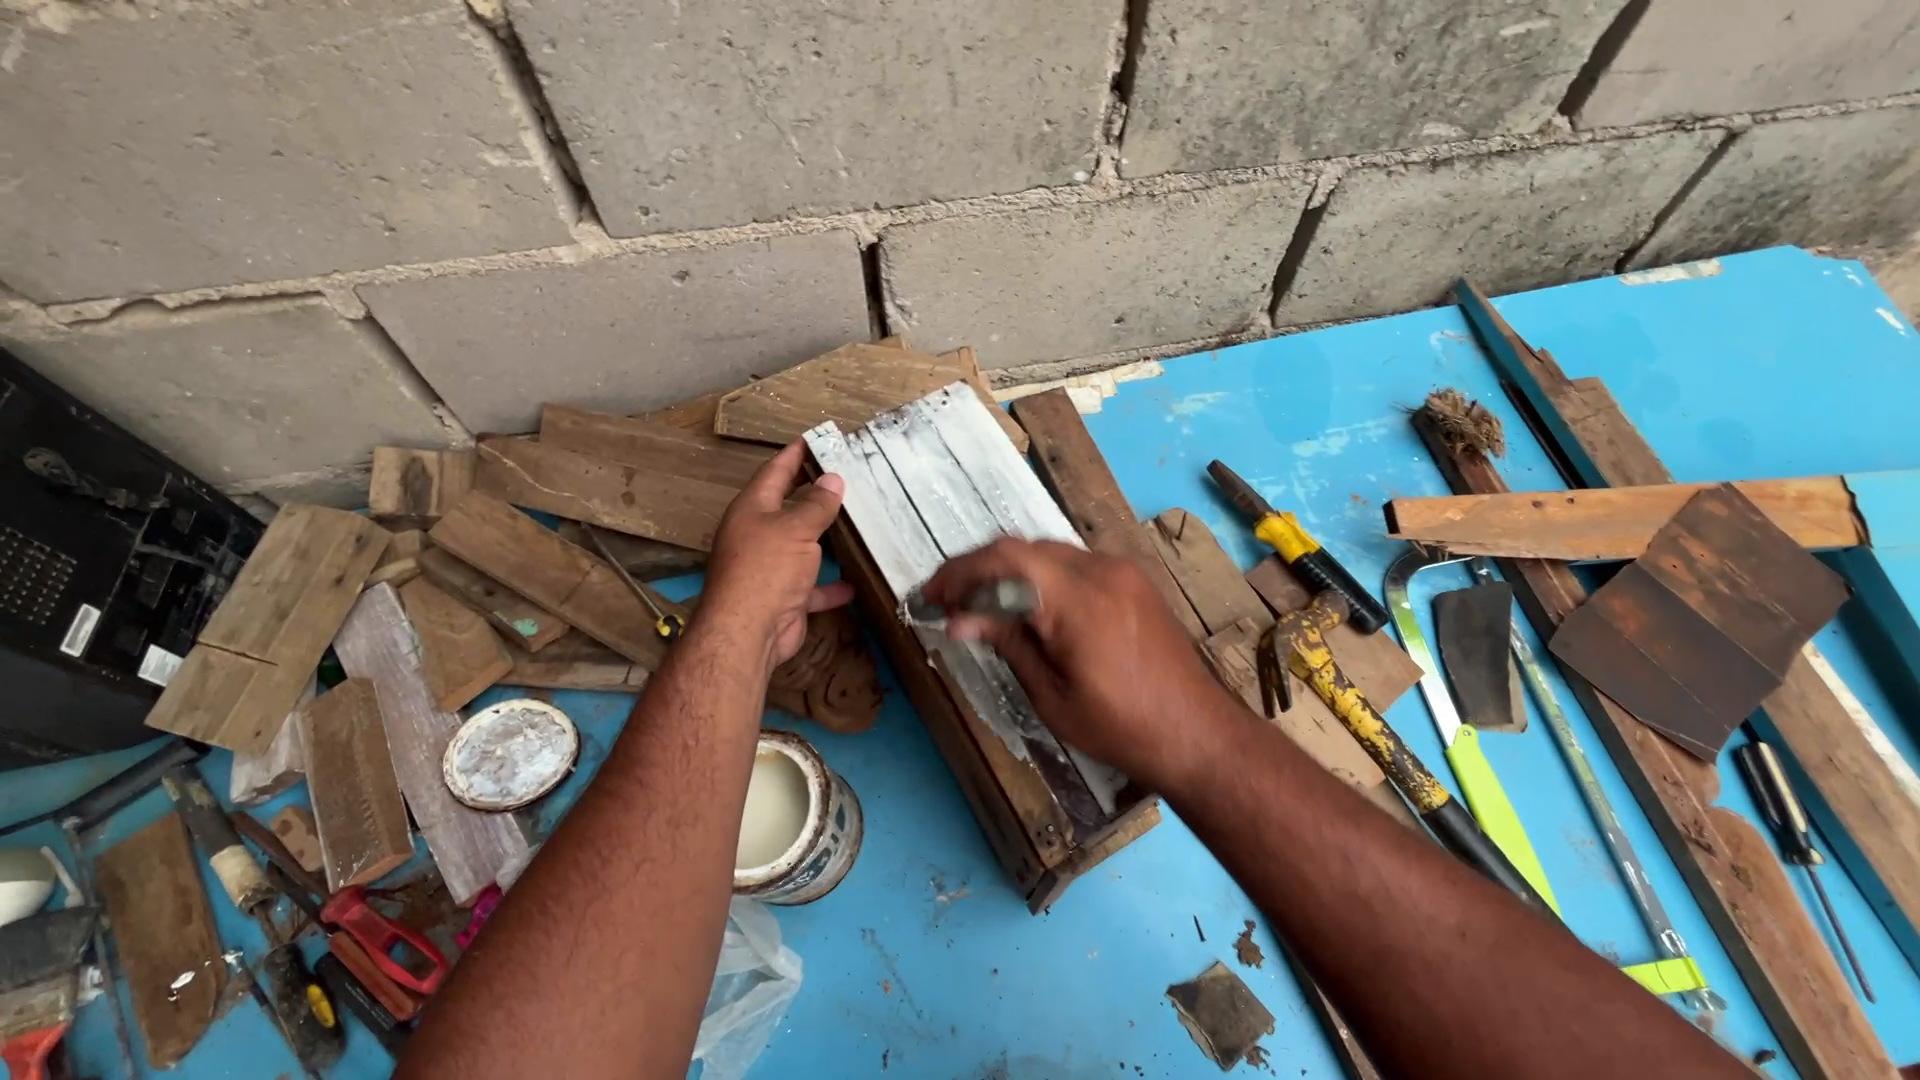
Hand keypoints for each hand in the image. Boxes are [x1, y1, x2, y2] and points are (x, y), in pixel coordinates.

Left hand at [701, 441, 853, 667]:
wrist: (749, 630)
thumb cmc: (767, 568)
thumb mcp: (795, 528)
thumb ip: (817, 504)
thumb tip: (833, 480)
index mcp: (753, 509)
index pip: (775, 472)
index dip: (794, 455)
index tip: (813, 440)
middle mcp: (758, 534)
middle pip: (788, 507)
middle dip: (812, 493)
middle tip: (842, 476)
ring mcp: (770, 567)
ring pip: (801, 546)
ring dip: (824, 538)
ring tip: (854, 522)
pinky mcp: (784, 596)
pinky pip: (812, 586)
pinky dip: (831, 585)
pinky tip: (854, 584)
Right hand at [919, 538, 1245, 791]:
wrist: (1199, 733)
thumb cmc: (1122, 729)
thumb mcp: (1053, 697)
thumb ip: (1009, 644)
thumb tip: (958, 619)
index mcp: (1080, 601)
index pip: (1006, 560)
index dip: (960, 571)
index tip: (931, 594)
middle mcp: (1102, 571)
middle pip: (1025, 549)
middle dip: (980, 569)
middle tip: (948, 601)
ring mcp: (1123, 571)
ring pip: (1049, 552)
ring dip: (1010, 571)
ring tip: (980, 604)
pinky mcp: (1133, 580)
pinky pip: (1075, 564)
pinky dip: (1041, 576)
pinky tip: (1026, 605)